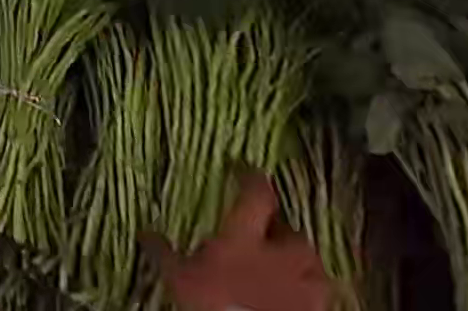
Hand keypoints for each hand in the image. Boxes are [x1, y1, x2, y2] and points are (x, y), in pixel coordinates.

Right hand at [147, 173, 331, 310]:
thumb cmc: (213, 302)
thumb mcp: (178, 276)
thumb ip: (164, 252)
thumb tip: (146, 232)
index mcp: (243, 239)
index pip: (254, 200)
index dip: (253, 181)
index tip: (249, 170)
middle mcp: (279, 259)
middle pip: (297, 237)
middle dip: (287, 233)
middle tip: (271, 232)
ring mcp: (304, 291)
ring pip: (318, 270)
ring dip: (306, 266)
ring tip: (290, 266)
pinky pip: (321, 300)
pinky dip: (312, 295)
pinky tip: (297, 297)